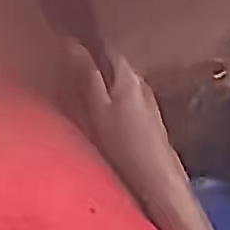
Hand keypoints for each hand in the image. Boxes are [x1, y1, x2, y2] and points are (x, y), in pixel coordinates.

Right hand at [71, 45, 180, 191]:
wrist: (162, 187)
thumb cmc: (125, 145)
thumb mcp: (97, 109)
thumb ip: (86, 75)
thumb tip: (72, 43)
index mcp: (128, 75)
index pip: (107, 47)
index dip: (88, 42)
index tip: (68, 43)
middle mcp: (141, 83)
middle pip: (115, 64)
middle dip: (94, 62)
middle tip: (69, 67)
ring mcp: (149, 103)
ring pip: (121, 82)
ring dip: (103, 82)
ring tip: (80, 90)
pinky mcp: (152, 123)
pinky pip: (127, 99)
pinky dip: (112, 99)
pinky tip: (102, 114)